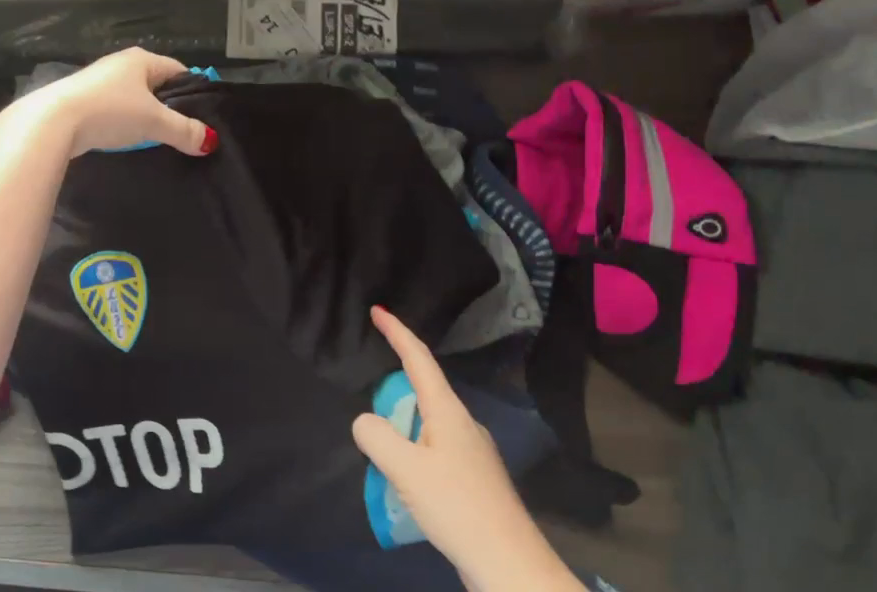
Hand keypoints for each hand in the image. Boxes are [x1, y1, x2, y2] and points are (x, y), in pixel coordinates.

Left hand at [13, 48, 215, 158]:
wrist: (54, 121)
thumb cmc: (109, 112)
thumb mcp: (153, 122)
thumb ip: (184, 130)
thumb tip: (209, 141)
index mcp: (141, 59)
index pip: (178, 71)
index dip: (192, 93)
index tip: (202, 118)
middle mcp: (120, 64)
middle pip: (155, 86)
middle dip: (168, 108)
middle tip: (182, 134)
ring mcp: (98, 82)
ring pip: (133, 100)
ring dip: (143, 118)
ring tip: (156, 141)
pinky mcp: (82, 100)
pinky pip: (114, 111)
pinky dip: (122, 124)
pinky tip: (126, 141)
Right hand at [353, 307, 584, 591]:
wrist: (510, 566)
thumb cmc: (457, 507)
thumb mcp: (405, 469)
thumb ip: (376, 435)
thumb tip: (367, 421)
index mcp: (448, 413)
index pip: (420, 360)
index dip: (398, 333)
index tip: (378, 311)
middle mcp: (464, 426)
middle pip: (423, 390)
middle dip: (394, 386)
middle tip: (366, 392)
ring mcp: (472, 454)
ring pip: (428, 424)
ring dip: (401, 425)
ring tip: (378, 446)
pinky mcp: (473, 481)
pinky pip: (434, 450)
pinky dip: (412, 451)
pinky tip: (402, 477)